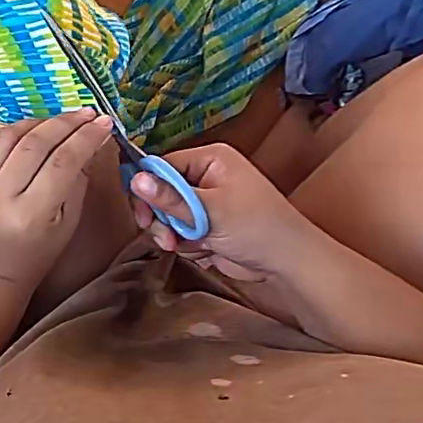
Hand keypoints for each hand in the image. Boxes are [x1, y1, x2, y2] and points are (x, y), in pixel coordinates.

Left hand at [0, 109, 113, 303]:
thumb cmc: (33, 258)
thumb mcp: (66, 227)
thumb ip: (76, 183)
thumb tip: (88, 145)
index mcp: (28, 215)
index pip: (63, 162)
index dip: (86, 138)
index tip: (104, 125)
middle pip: (36, 143)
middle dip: (67, 123)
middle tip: (88, 115)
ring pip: (10, 135)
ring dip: (41, 122)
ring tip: (63, 120)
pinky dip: (16, 133)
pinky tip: (34, 132)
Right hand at [128, 143, 327, 283]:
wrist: (286, 262)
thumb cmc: (258, 227)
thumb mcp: (209, 210)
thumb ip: (170, 197)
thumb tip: (136, 179)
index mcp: (210, 160)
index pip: (163, 166)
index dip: (149, 189)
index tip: (143, 213)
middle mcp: (207, 177)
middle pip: (162, 194)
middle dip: (163, 218)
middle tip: (167, 237)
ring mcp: (207, 204)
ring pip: (169, 218)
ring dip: (175, 235)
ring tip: (191, 245)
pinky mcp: (207, 226)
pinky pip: (181, 234)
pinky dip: (188, 245)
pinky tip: (205, 250)